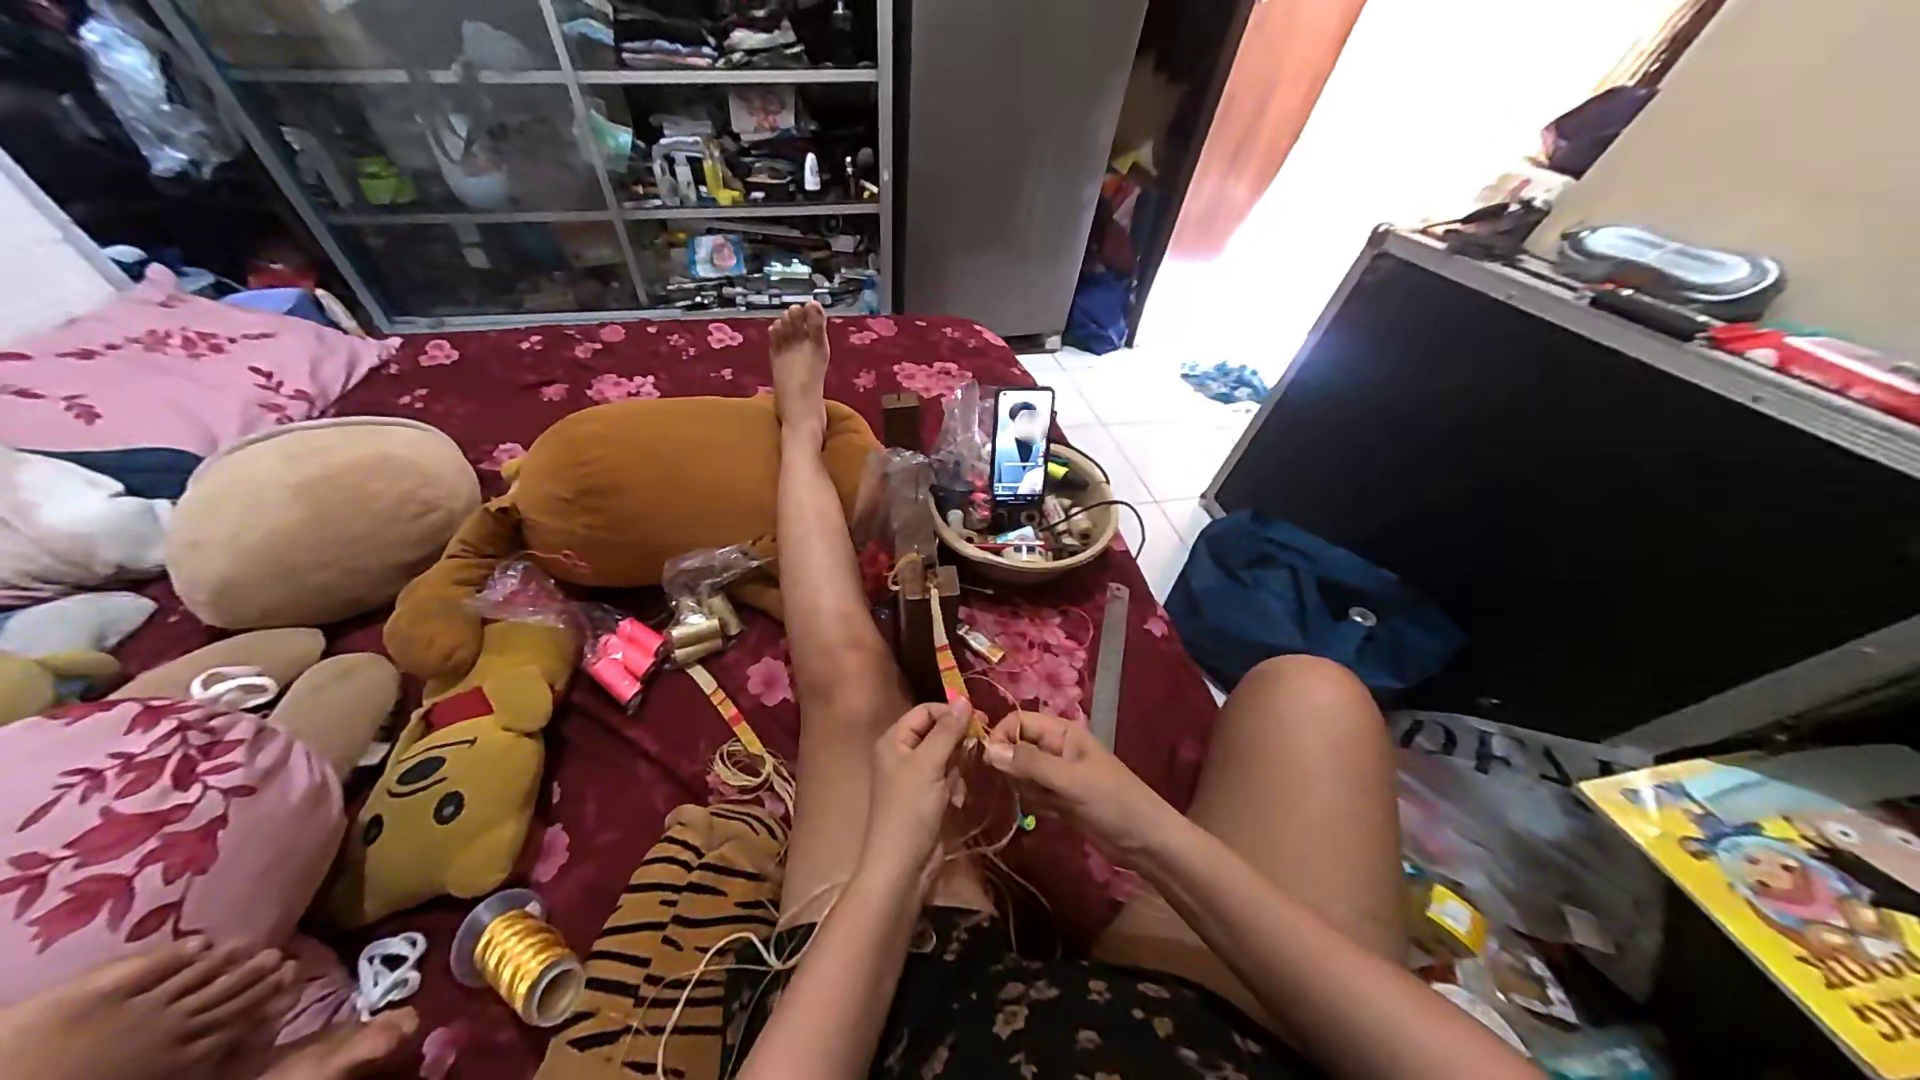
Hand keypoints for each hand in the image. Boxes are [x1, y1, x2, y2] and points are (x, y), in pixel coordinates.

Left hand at [859, 702, 973, 888]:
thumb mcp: (929, 765)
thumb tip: (965, 699)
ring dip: (959, 764)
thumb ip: (947, 731)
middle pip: (936, 731)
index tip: (979, 720)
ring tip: (962, 780)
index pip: (926, 711)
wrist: (902, 867)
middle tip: (981, 745)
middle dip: (958, 739)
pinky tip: (958, 799)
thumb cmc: (910, 810)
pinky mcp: (928, 797)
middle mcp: (902, 754)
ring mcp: (915, 777)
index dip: (951, 712)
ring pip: (946, 755)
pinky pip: (947, 778)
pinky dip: (956, 784)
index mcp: (894, 740)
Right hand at [984, 712, 1175, 861]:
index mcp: (1062, 732)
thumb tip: (989, 750)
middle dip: (1011, 766)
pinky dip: (1033, 804)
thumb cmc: (1112, 802)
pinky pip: (1032, 794)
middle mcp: (1056, 748)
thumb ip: (1030, 765)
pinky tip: (1048, 815)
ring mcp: (1057, 775)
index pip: (1018, 721)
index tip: (989, 762)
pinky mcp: (1058, 799)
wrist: (1146, 842)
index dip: (1001, 736)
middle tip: (1019, 788)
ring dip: (1023, 789)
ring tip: (1043, 803)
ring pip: (1022, 773)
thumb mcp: (1070, 781)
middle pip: (1016, 746)